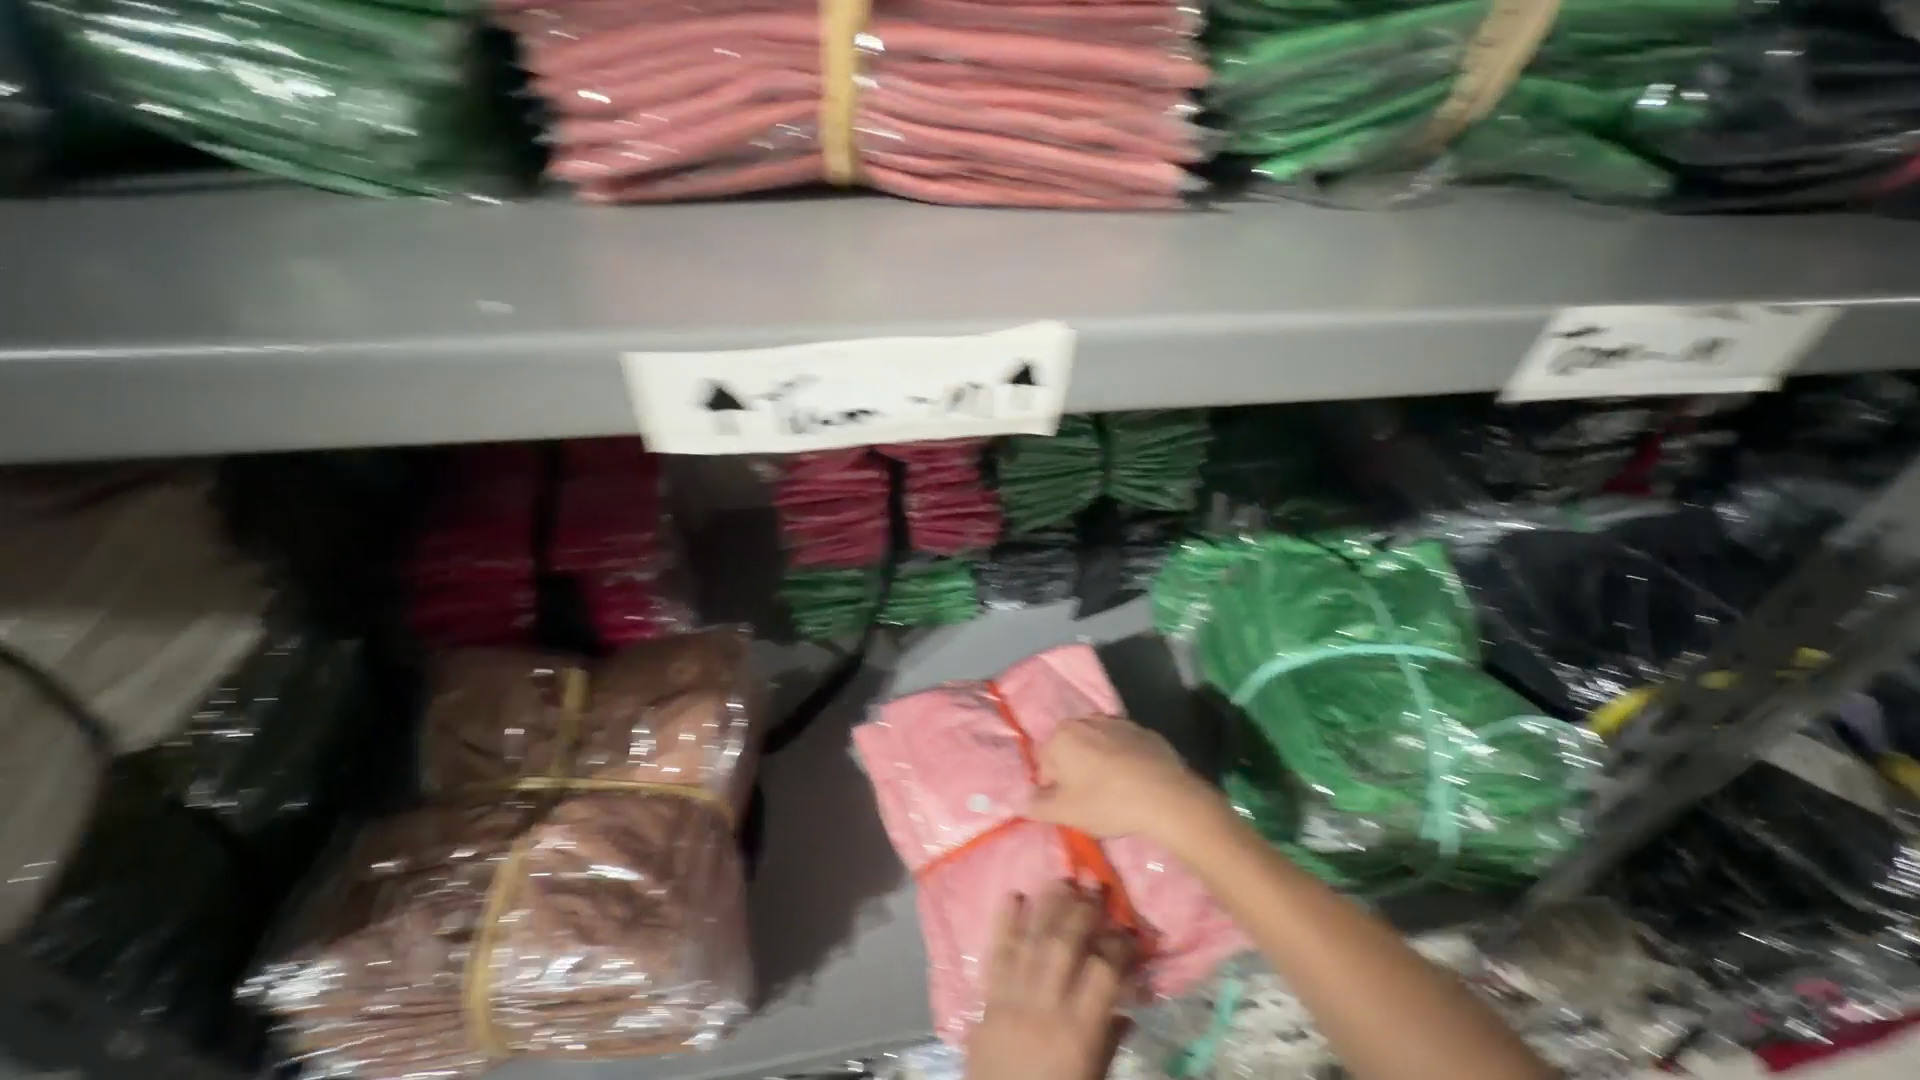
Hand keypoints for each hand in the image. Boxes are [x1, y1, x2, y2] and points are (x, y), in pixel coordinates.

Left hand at [965, 884, 1134, 1079]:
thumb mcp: (1094, 1078)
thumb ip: (1109, 1040)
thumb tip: (1129, 1007)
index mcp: (1078, 1032)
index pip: (1103, 972)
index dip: (1118, 945)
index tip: (1128, 929)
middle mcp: (1044, 1008)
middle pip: (1064, 946)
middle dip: (1082, 911)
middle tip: (1095, 886)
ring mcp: (1010, 1001)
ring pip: (1030, 942)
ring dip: (1047, 906)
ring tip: (1062, 879)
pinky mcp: (985, 1003)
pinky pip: (995, 956)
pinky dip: (1004, 924)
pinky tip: (1013, 895)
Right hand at [1025, 714, 1220, 844]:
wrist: (1166, 796)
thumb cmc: (1107, 801)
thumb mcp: (1066, 812)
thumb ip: (1037, 805)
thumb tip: (1019, 800)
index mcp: (1061, 736)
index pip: (1044, 764)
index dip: (1052, 789)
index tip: (1068, 807)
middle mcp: (1086, 720)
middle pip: (1070, 750)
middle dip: (1074, 772)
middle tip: (1088, 801)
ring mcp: (1118, 723)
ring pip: (1097, 746)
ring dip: (1098, 764)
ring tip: (1112, 793)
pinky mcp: (1145, 732)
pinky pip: (1124, 747)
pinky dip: (1123, 761)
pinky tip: (1133, 783)